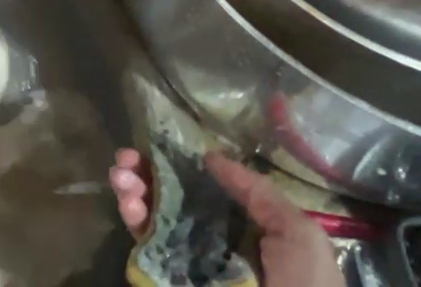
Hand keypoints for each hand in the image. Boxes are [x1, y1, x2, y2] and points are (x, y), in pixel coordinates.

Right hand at [109, 149, 342, 286]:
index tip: (155, 147)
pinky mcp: (170, 281)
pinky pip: (146, 246)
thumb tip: (210, 157)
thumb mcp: (298, 234)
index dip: (178, 165)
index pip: (203, 188)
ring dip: (133, 191)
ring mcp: (189, 263)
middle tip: (126, 159)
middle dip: (146, 174)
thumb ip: (257, 191)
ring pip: (153, 218)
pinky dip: (133, 220)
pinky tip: (128, 205)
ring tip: (122, 177)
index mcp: (243, 228)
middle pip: (171, 198)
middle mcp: (212, 241)